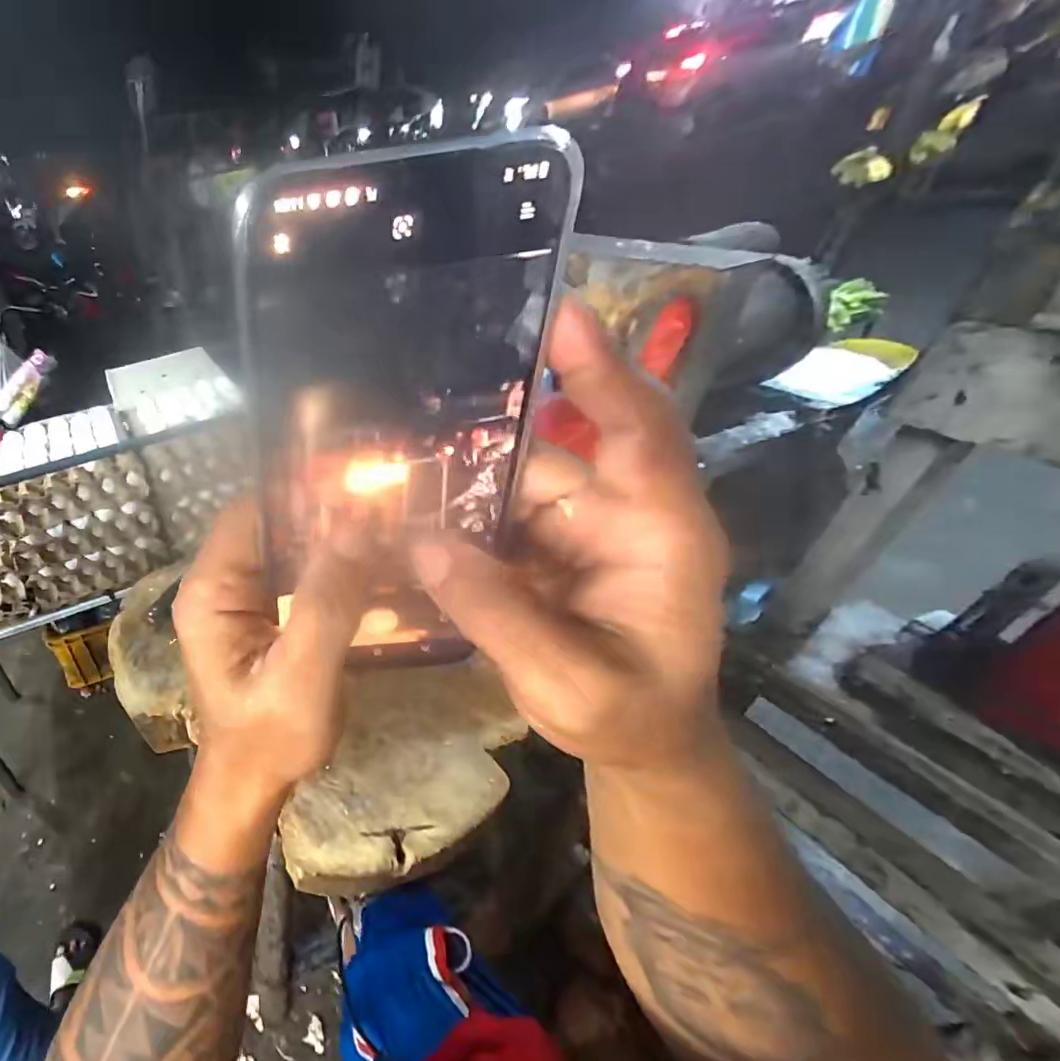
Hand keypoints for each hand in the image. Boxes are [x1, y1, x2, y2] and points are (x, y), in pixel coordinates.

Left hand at [173, 498, 369, 796]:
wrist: (255, 784)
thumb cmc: (269, 738)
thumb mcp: (301, 675)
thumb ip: (326, 603)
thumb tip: (357, 527)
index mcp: (212, 591)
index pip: (254, 512)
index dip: (305, 494)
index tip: (362, 488)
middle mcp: (224, 584)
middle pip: (278, 525)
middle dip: (332, 516)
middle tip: (391, 510)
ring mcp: (247, 598)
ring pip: (296, 547)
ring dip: (342, 541)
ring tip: (394, 533)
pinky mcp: (271, 614)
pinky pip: (307, 575)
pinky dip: (342, 569)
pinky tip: (381, 570)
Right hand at [410, 297, 729, 771]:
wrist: (646, 746)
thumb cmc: (629, 717)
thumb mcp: (569, 683)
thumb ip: (498, 614)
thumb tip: (422, 543)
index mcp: (661, 535)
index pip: (639, 436)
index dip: (603, 373)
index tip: (564, 315)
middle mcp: (626, 516)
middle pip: (555, 454)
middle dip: (492, 436)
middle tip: (418, 407)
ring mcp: (589, 530)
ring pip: (519, 484)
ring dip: (466, 483)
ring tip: (398, 472)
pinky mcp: (558, 549)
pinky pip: (506, 516)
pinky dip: (466, 517)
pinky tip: (419, 516)